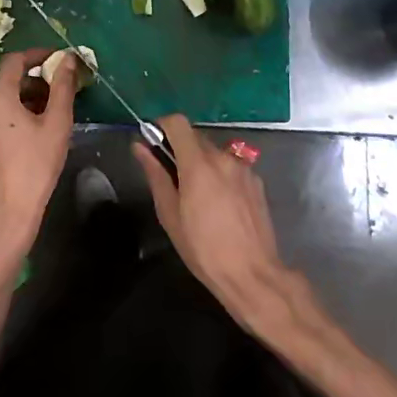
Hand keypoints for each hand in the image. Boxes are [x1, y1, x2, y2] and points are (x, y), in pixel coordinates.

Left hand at [0, 48, 78, 239]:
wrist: (12, 206)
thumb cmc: (37, 162)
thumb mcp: (56, 122)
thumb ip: (62, 87)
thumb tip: (68, 60)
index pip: (15, 60)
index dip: (38, 54)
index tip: (60, 58)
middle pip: (10, 78)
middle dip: (38, 77)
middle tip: (64, 85)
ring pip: (7, 96)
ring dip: (31, 94)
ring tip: (58, 105)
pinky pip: (3, 112)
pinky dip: (21, 108)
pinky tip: (42, 123)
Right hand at [134, 115, 295, 328]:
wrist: (252, 274)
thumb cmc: (203, 249)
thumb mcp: (170, 214)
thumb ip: (155, 175)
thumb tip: (140, 147)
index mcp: (199, 163)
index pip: (178, 122)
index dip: (161, 126)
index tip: (153, 144)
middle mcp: (224, 157)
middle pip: (196, 137)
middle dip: (180, 150)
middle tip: (170, 179)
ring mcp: (244, 169)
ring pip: (214, 153)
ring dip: (200, 164)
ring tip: (196, 198)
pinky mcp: (257, 182)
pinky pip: (230, 168)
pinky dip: (219, 175)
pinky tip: (219, 206)